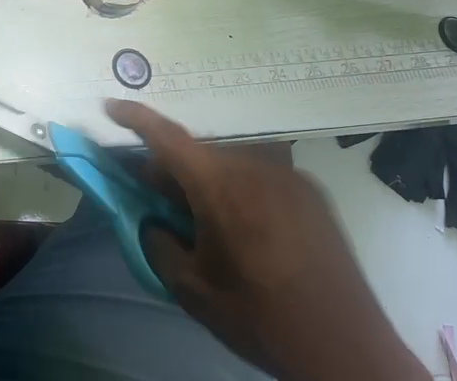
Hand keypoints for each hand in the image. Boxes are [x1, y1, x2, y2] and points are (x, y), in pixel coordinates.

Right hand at [105, 101, 426, 380]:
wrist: (348, 350)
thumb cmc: (261, 318)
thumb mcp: (192, 289)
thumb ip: (159, 243)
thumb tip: (153, 221)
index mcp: (219, 185)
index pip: (166, 137)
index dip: (134, 118)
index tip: (109, 106)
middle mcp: (254, 167)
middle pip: (198, 153)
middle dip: (171, 169)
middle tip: (158, 200)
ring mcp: (288, 177)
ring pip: (229, 163)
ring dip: (207, 180)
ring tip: (205, 220)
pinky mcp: (312, 194)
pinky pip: (260, 176)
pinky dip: (240, 189)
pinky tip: (245, 229)